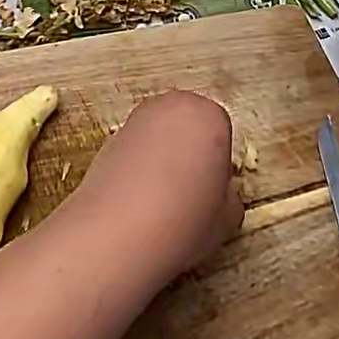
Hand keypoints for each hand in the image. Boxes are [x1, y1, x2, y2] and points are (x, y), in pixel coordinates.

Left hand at [59, 91, 243, 276]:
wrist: (118, 231)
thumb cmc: (184, 221)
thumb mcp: (227, 218)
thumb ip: (229, 195)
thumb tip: (219, 193)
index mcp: (207, 115)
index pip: (220, 129)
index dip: (218, 162)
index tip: (213, 189)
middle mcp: (170, 106)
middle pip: (188, 123)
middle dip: (191, 149)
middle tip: (190, 190)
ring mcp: (136, 118)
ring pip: (160, 132)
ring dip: (164, 154)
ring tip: (163, 197)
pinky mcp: (109, 136)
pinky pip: (135, 146)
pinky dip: (139, 163)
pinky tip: (139, 196)